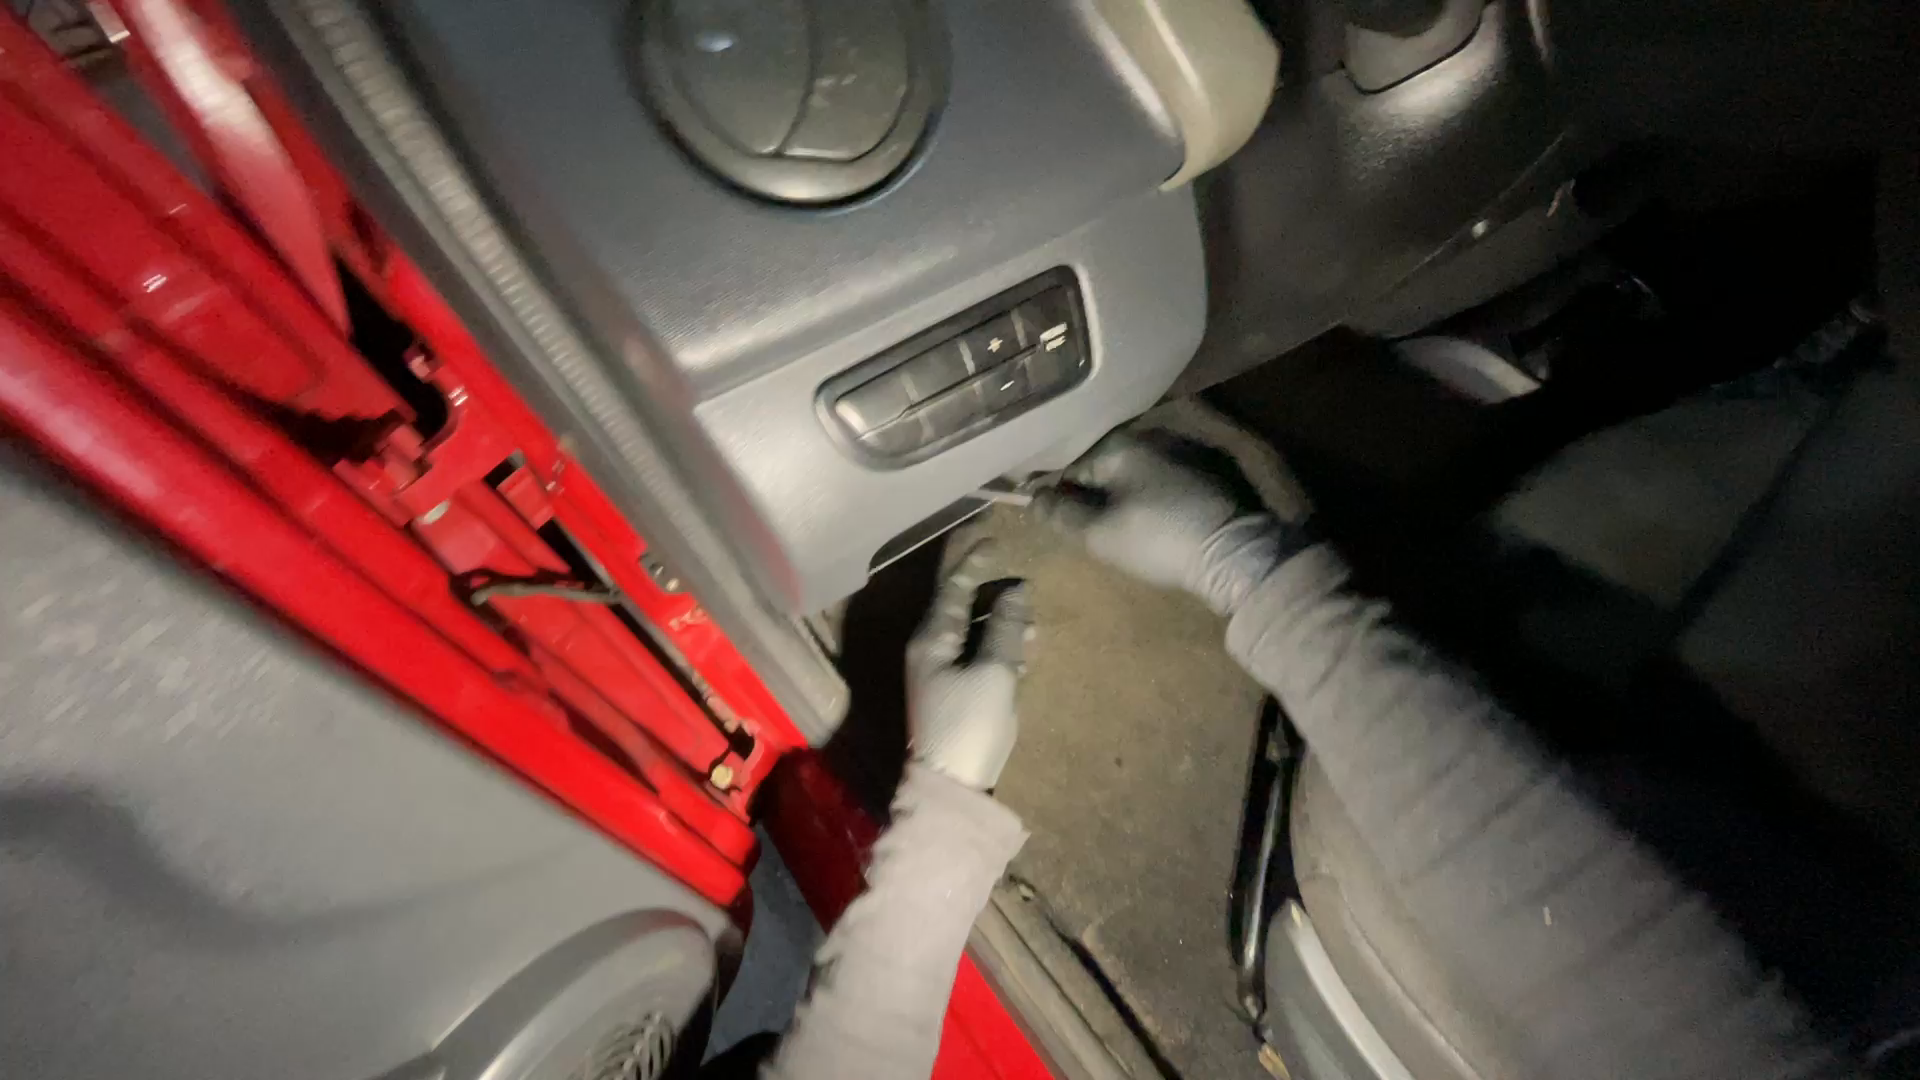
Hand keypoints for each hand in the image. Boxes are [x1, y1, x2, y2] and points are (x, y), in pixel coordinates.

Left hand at [906, 542, 1032, 790]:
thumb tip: (1017, 589)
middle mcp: (929, 649)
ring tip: (1032, 631)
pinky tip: (1021, 660)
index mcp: (932, 638)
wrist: (952, 785)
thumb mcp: (996, 671)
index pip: (953, 587)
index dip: (973, 562)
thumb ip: (1006, 627)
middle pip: (961, 607)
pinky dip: (998, 651)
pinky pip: (975, 656)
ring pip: (972, 633)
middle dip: (994, 596)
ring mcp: (939, 672)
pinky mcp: (952, 692)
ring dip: (1002, 626)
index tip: (992, 539)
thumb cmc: (971, 723)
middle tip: (1026, 590)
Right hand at [1031, 428, 1303, 615]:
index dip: (1061, 500)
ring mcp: (1182, 453)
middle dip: (1094, 498)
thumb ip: (1059, 513)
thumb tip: (1032, 497)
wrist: (1232, 553)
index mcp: (1119, 446)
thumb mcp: (1097, 533)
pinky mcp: (1207, 473)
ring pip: (1134, 476)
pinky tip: (1155, 524)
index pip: (1072, 471)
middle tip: (1093, 533)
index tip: (1059, 525)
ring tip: (1124, 531)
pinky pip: (1162, 482)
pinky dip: (1152, 499)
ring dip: (1124, 498)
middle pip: (1104, 471)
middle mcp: (1150, 438)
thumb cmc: (1156, 539)